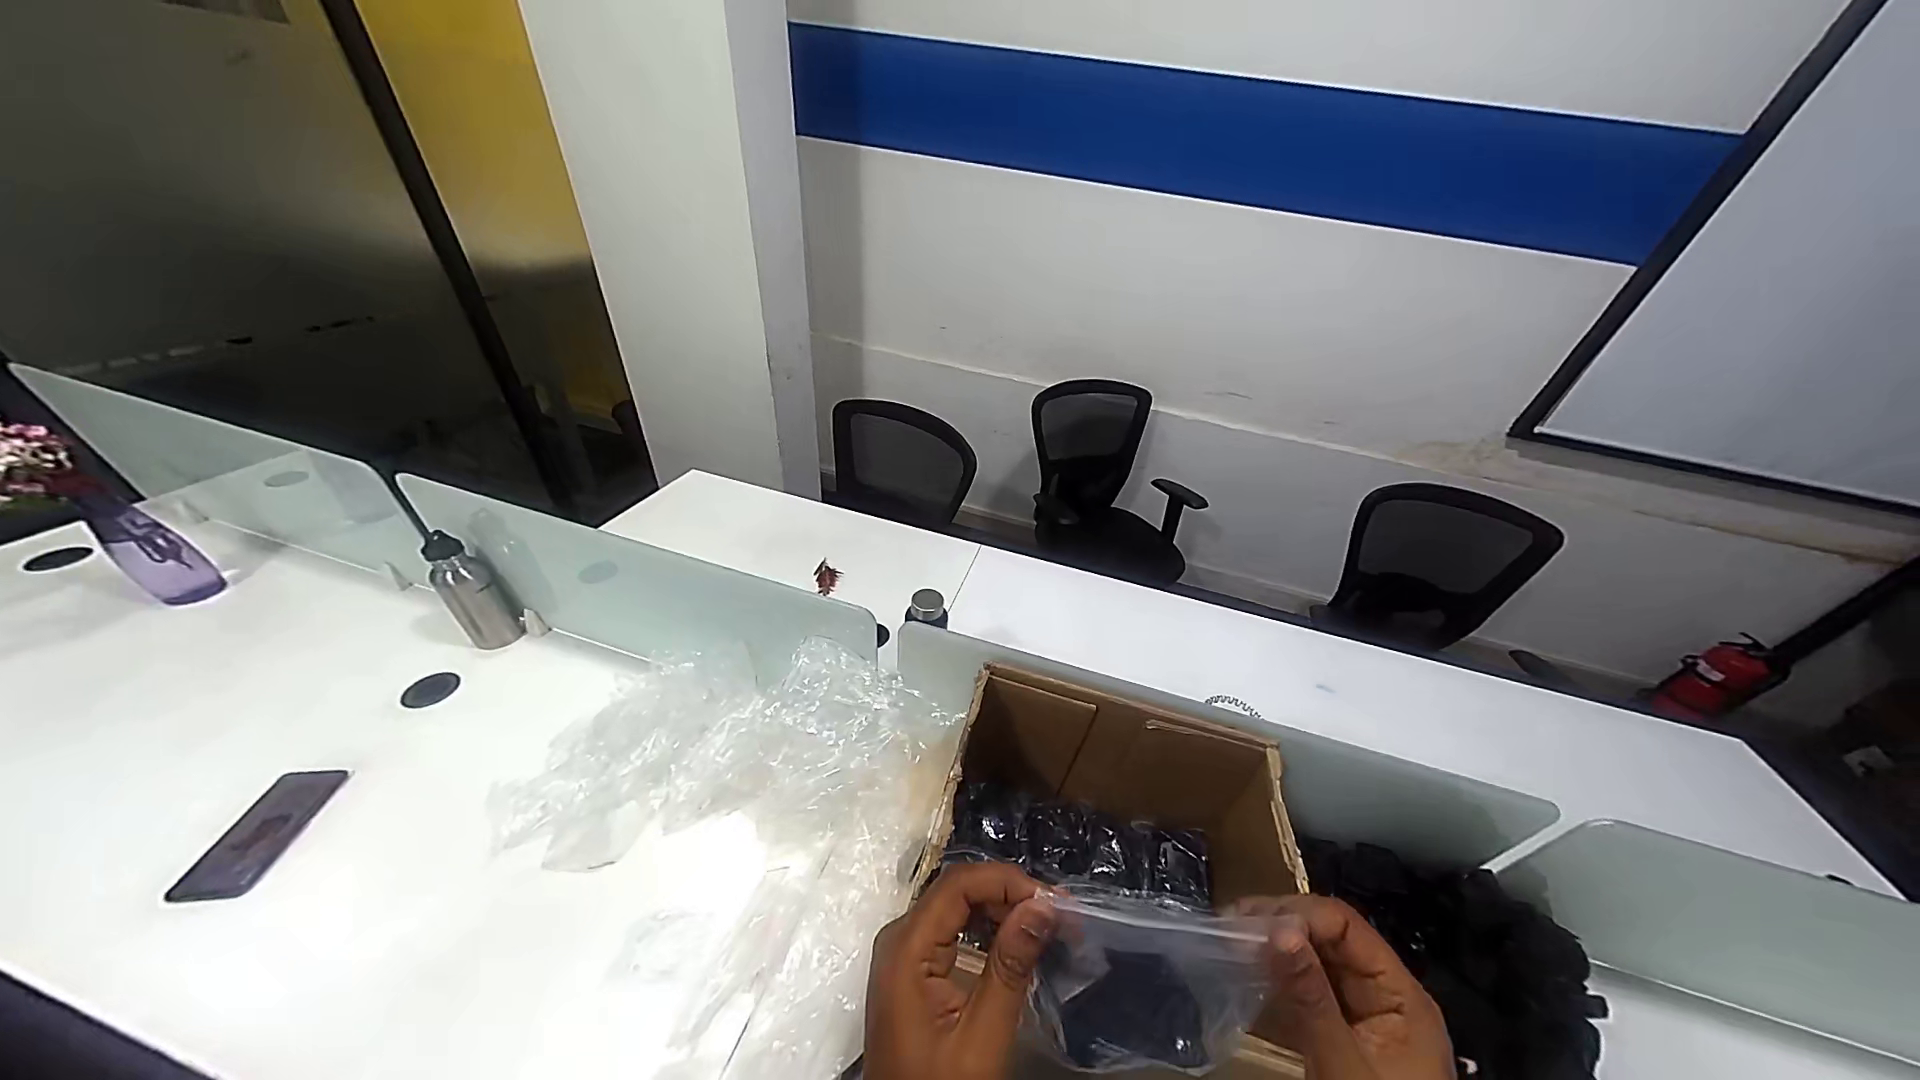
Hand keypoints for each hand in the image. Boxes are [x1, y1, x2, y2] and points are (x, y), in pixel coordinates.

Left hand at [865, 862, 1056, 1079]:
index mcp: (906, 947)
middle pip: (957, 889)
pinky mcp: (913, 968)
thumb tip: (1042, 906)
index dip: (1007, 882)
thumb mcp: (981, 1038)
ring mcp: (904, 952)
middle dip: (1009, 892)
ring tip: (1045, 924)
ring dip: (1001, 906)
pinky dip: (986, 926)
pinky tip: (1015, 940)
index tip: (1052, 902)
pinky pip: (951, 928)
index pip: (958, 885)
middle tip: (1058, 914)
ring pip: (956, 905)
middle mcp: (900, 937)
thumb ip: (1010, 968)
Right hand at [1234, 895, 1453, 1079]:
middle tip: (1229, 926)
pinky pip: (1307, 987)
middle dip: (1280, 923)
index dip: (1300, 915)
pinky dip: (1276, 974)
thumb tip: (1277, 929)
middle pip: (1329, 934)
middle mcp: (1382, 993)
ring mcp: (1361, 1012)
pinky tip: (1246, 969)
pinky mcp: (1340, 1030)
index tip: (1251, 925)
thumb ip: (1311, 998)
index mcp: (1400, 994)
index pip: (1346, 925)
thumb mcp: (1343, 1069)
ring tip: (1230, 940)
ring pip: (1314, 957)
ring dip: (1273, 945)